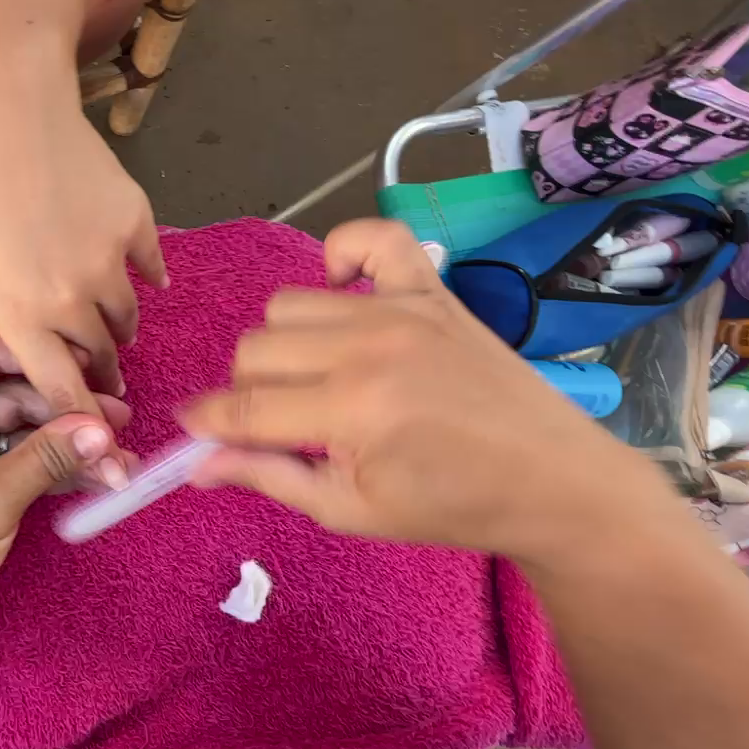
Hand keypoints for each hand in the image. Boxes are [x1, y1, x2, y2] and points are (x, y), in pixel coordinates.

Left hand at [0, 54, 166, 426]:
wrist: (2, 105)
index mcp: (19, 314)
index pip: (60, 390)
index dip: (80, 417)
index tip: (93, 428)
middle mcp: (71, 299)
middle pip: (100, 357)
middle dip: (99, 372)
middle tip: (101, 376)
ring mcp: (110, 261)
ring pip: (127, 318)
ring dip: (118, 329)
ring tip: (111, 327)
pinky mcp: (136, 223)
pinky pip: (152, 267)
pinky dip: (146, 278)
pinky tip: (141, 277)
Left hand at [0, 334, 135, 635]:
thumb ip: (48, 457)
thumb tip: (102, 429)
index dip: (37, 357)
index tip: (88, 366)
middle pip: (17, 395)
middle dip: (69, 412)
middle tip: (121, 423)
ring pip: (29, 432)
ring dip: (73, 446)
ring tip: (122, 461)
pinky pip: (28, 463)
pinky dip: (61, 471)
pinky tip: (102, 478)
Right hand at [180, 219, 680, 562]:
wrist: (555, 484)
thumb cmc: (448, 507)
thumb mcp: (347, 510)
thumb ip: (266, 476)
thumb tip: (195, 464)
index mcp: (350, 411)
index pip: (242, 408)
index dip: (204, 422)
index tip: (193, 431)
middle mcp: (368, 348)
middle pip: (254, 350)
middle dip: (251, 392)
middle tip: (286, 423)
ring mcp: (401, 310)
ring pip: (287, 306)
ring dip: (285, 345)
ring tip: (319, 377)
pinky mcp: (431, 291)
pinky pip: (372, 238)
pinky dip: (343, 253)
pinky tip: (343, 290)